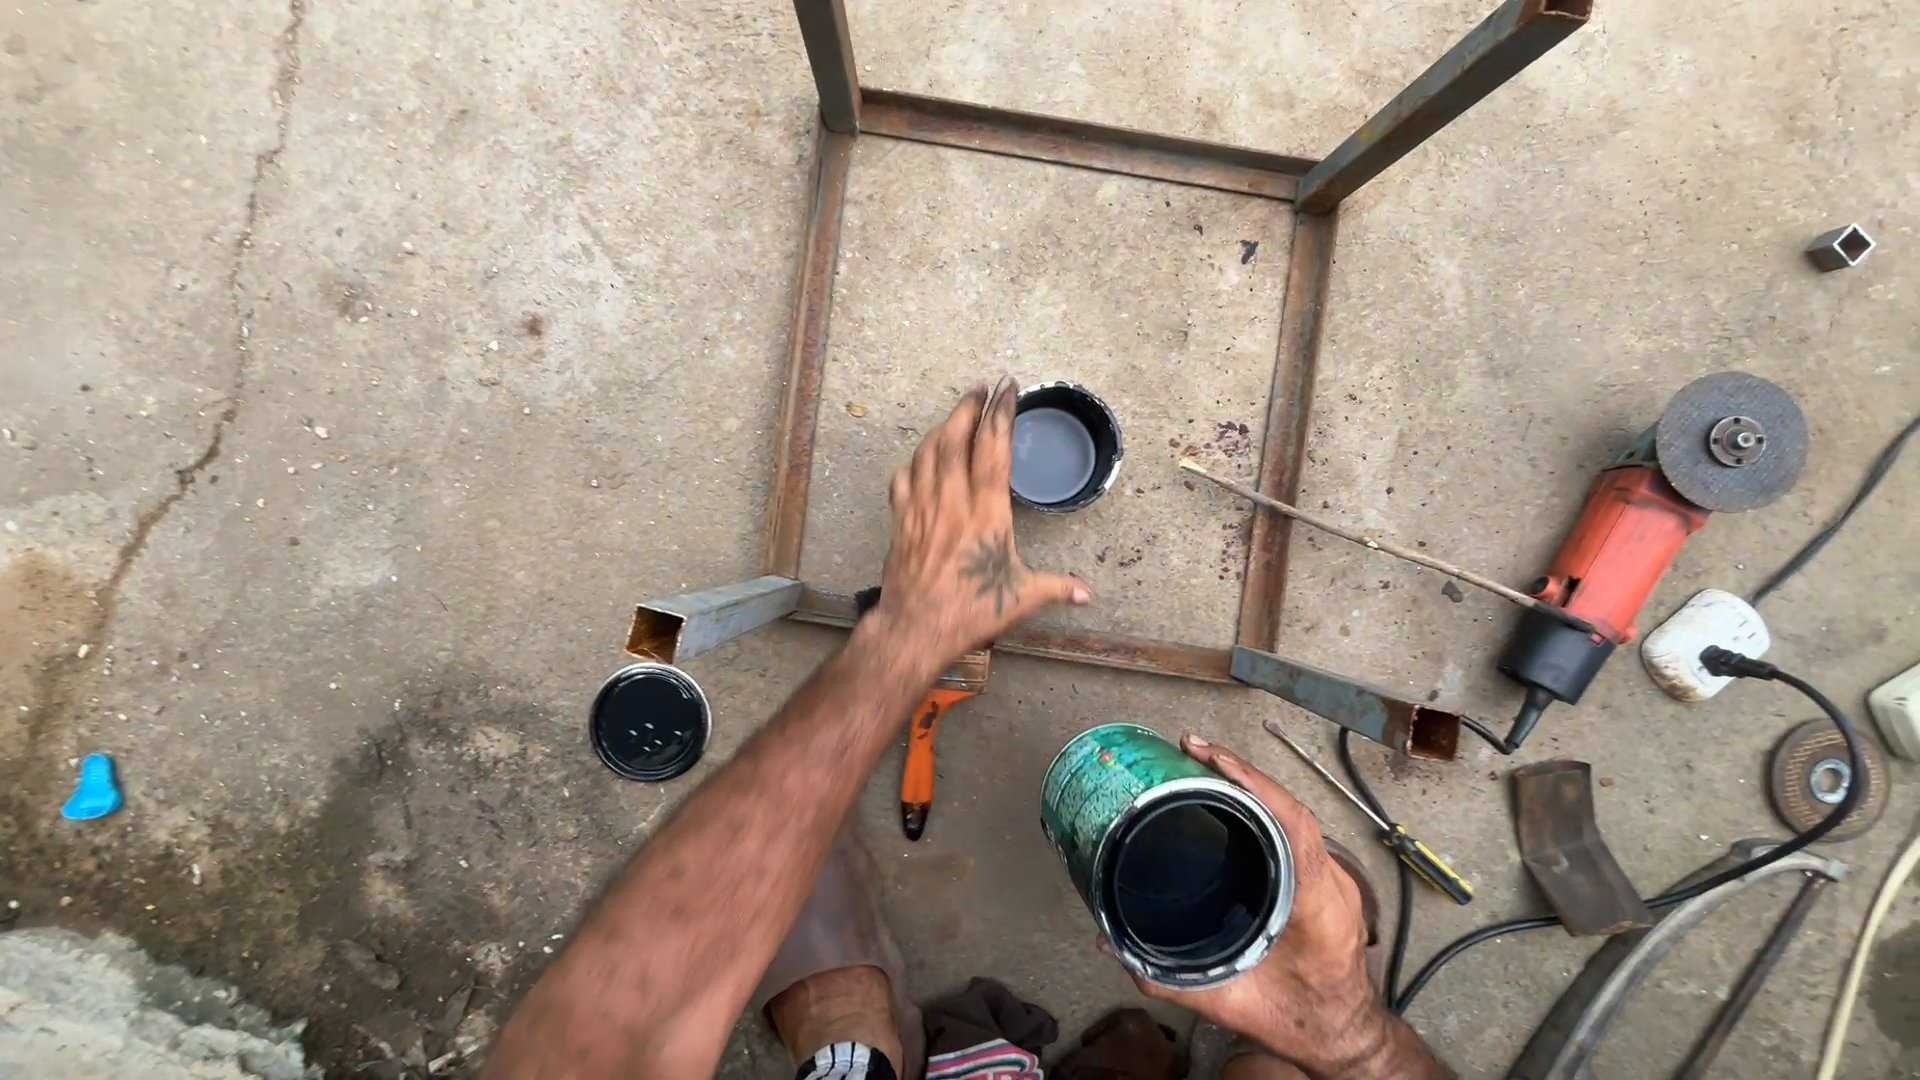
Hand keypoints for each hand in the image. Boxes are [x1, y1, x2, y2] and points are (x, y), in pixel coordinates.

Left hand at [869, 377, 1090, 664]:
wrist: (916, 627)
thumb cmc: (970, 611)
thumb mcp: (1021, 597)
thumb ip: (1056, 588)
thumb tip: (1087, 594)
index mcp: (987, 512)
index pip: (993, 449)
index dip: (1000, 414)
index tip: (1006, 390)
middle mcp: (952, 502)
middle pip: (955, 439)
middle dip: (967, 407)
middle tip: (978, 389)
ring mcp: (922, 509)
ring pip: (927, 453)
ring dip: (941, 428)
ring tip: (954, 416)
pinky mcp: (900, 522)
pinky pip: (902, 480)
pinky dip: (912, 463)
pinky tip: (917, 461)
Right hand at [1111, 734, 1393, 1076]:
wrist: (1348, 1037)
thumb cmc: (1300, 1022)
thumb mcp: (1232, 1007)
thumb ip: (1170, 980)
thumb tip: (1111, 944)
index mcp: (1318, 906)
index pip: (1295, 827)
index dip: (1255, 785)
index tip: (1211, 759)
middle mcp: (1332, 881)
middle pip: (1290, 807)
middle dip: (1241, 770)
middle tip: (1190, 748)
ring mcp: (1334, 875)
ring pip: (1294, 811)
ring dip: (1251, 780)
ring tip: (1202, 759)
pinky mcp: (1327, 875)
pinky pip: (1295, 825)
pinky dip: (1262, 800)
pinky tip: (1230, 792)